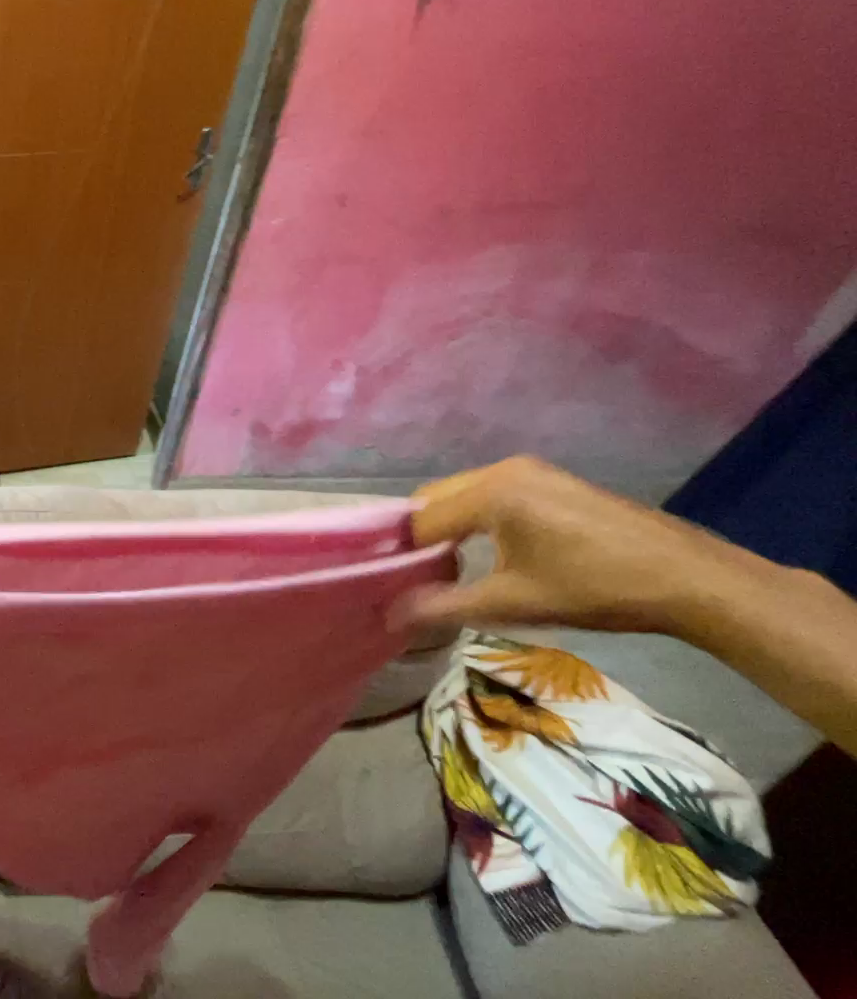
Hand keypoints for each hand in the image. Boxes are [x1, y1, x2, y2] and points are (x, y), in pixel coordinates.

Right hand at [394, 456, 781, 636]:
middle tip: (415, 577)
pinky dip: (476, 520)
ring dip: (448, 528)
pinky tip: (488, 552)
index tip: (393, 584)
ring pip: (463, 496)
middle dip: (420, 536)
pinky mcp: (554, 481)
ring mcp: (532, 471)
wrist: (693, 581)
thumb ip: (443, 606)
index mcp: (490, 493)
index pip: (420, 521)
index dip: (402, 554)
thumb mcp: (512, 604)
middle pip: (435, 500)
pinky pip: (491, 494)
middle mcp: (503, 469)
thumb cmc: (596, 589)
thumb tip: (390, 615)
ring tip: (448, 568)